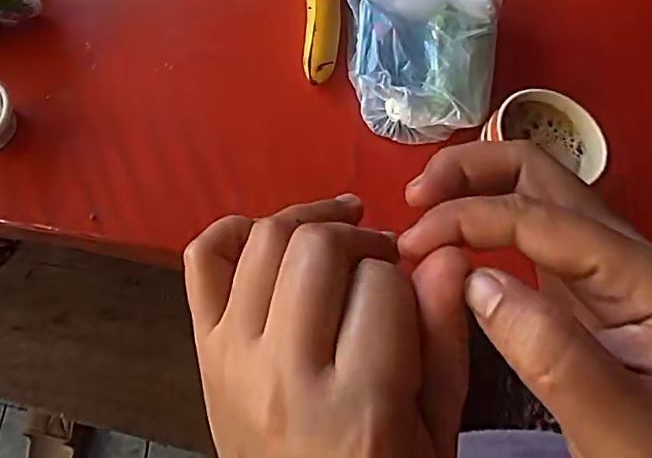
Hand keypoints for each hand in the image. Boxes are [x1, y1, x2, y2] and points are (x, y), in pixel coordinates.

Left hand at [184, 195, 469, 457]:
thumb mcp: (435, 426)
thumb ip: (445, 335)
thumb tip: (447, 253)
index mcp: (357, 409)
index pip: (382, 282)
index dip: (403, 274)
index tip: (407, 290)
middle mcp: (284, 376)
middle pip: (317, 247)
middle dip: (358, 240)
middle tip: (377, 259)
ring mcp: (234, 359)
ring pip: (265, 240)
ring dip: (309, 225)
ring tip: (336, 238)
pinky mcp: (205, 350)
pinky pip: (204, 258)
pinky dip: (236, 231)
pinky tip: (274, 242)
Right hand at [402, 142, 651, 457]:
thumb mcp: (636, 442)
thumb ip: (558, 361)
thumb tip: (475, 282)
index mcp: (651, 277)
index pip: (544, 216)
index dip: (472, 216)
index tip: (414, 242)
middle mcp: (630, 256)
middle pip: (542, 174)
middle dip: (473, 171)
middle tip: (416, 195)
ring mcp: (612, 272)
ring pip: (535, 195)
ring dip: (477, 189)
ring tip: (425, 209)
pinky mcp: (594, 297)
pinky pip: (534, 236)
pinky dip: (488, 225)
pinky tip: (459, 242)